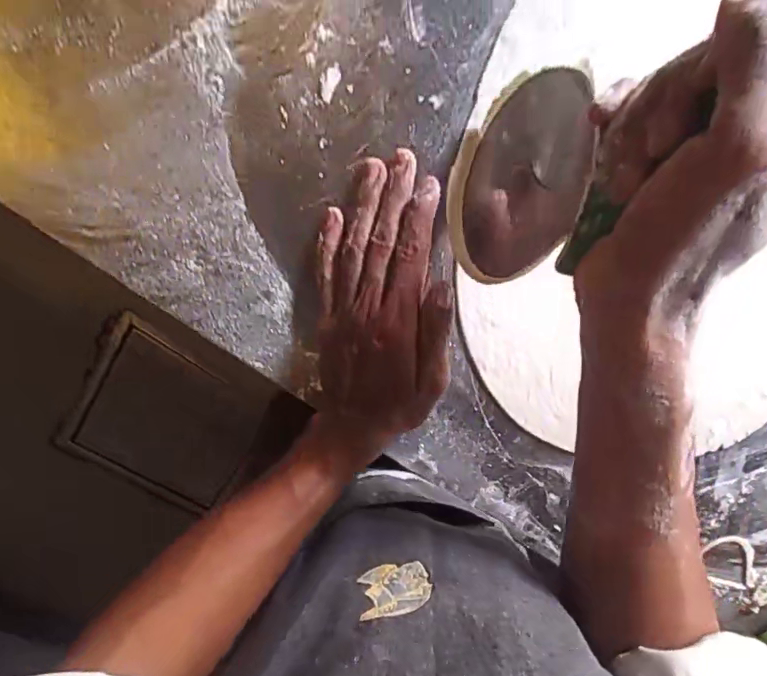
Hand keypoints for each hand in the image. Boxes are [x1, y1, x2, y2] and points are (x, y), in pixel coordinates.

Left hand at [308, 148, 454, 471]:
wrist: (352, 426)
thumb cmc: (400, 405)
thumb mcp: (432, 380)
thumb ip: (434, 331)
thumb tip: (442, 284)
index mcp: (398, 320)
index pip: (410, 256)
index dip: (419, 216)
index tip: (429, 183)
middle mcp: (368, 307)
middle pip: (380, 241)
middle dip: (393, 196)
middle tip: (402, 158)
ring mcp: (343, 310)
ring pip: (351, 248)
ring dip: (361, 205)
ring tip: (372, 168)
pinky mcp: (326, 317)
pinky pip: (324, 273)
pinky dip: (325, 242)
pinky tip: (331, 212)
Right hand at [573, 0, 766, 346]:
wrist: (628, 300)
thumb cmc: (687, 240)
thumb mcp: (739, 149)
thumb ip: (760, 55)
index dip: (746, 47)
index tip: (708, 99)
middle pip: (731, 47)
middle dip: (678, 96)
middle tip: (662, 150)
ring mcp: (725, 136)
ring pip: (681, 75)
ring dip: (643, 121)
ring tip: (633, 177)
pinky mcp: (678, 149)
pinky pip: (650, 101)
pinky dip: (624, 126)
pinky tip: (612, 150)